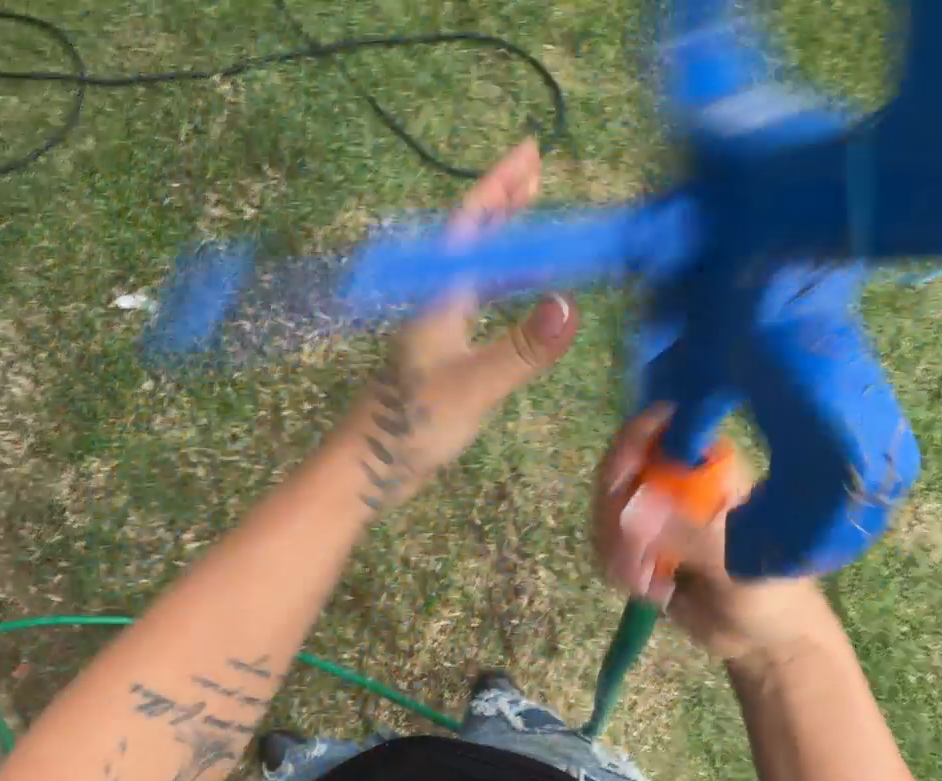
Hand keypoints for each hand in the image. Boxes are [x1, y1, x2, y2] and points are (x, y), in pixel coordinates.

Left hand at [334, 140, 578, 513]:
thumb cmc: (412, 424)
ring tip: (531, 220)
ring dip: (502, 242)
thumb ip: (521, 349)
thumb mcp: (474, 386)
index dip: (499, 187)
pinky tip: (511, 293)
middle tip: (536, 174)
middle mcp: (435, 305)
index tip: (530, 152)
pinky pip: (476, 303)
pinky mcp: (441, 357)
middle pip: (471, 241)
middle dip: (503, 204)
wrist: (371, 467)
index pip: (471, 227)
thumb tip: (570, 306)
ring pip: (473, 272)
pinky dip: (500, 285)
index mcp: (439, 299)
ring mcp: (436, 331)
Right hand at [593, 405, 832, 658]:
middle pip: (617, 471)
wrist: (756, 637)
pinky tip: (648, 588)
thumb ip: (687, 534)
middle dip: (616, 517)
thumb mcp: (736, 563)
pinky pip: (604, 542)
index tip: (620, 484)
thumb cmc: (767, 591)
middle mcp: (677, 479)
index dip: (630, 445)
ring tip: (649, 581)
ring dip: (617, 550)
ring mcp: (653, 511)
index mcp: (711, 466)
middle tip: (634, 556)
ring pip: (605, 510)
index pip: (661, 429)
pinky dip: (617, 567)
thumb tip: (632, 511)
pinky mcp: (637, 543)